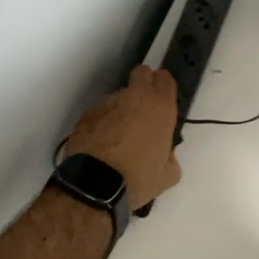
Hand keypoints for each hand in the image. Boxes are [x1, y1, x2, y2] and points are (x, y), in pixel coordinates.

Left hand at [61, 66, 181, 209]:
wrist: (95, 184)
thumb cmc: (138, 178)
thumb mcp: (166, 175)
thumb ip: (170, 157)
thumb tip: (167, 155)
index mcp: (160, 108)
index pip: (165, 79)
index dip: (163, 85)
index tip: (161, 98)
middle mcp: (135, 97)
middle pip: (141, 73)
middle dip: (142, 83)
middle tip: (141, 108)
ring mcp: (108, 102)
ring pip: (118, 96)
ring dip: (120, 109)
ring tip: (116, 136)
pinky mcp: (87, 113)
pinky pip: (99, 112)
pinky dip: (102, 122)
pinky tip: (100, 143)